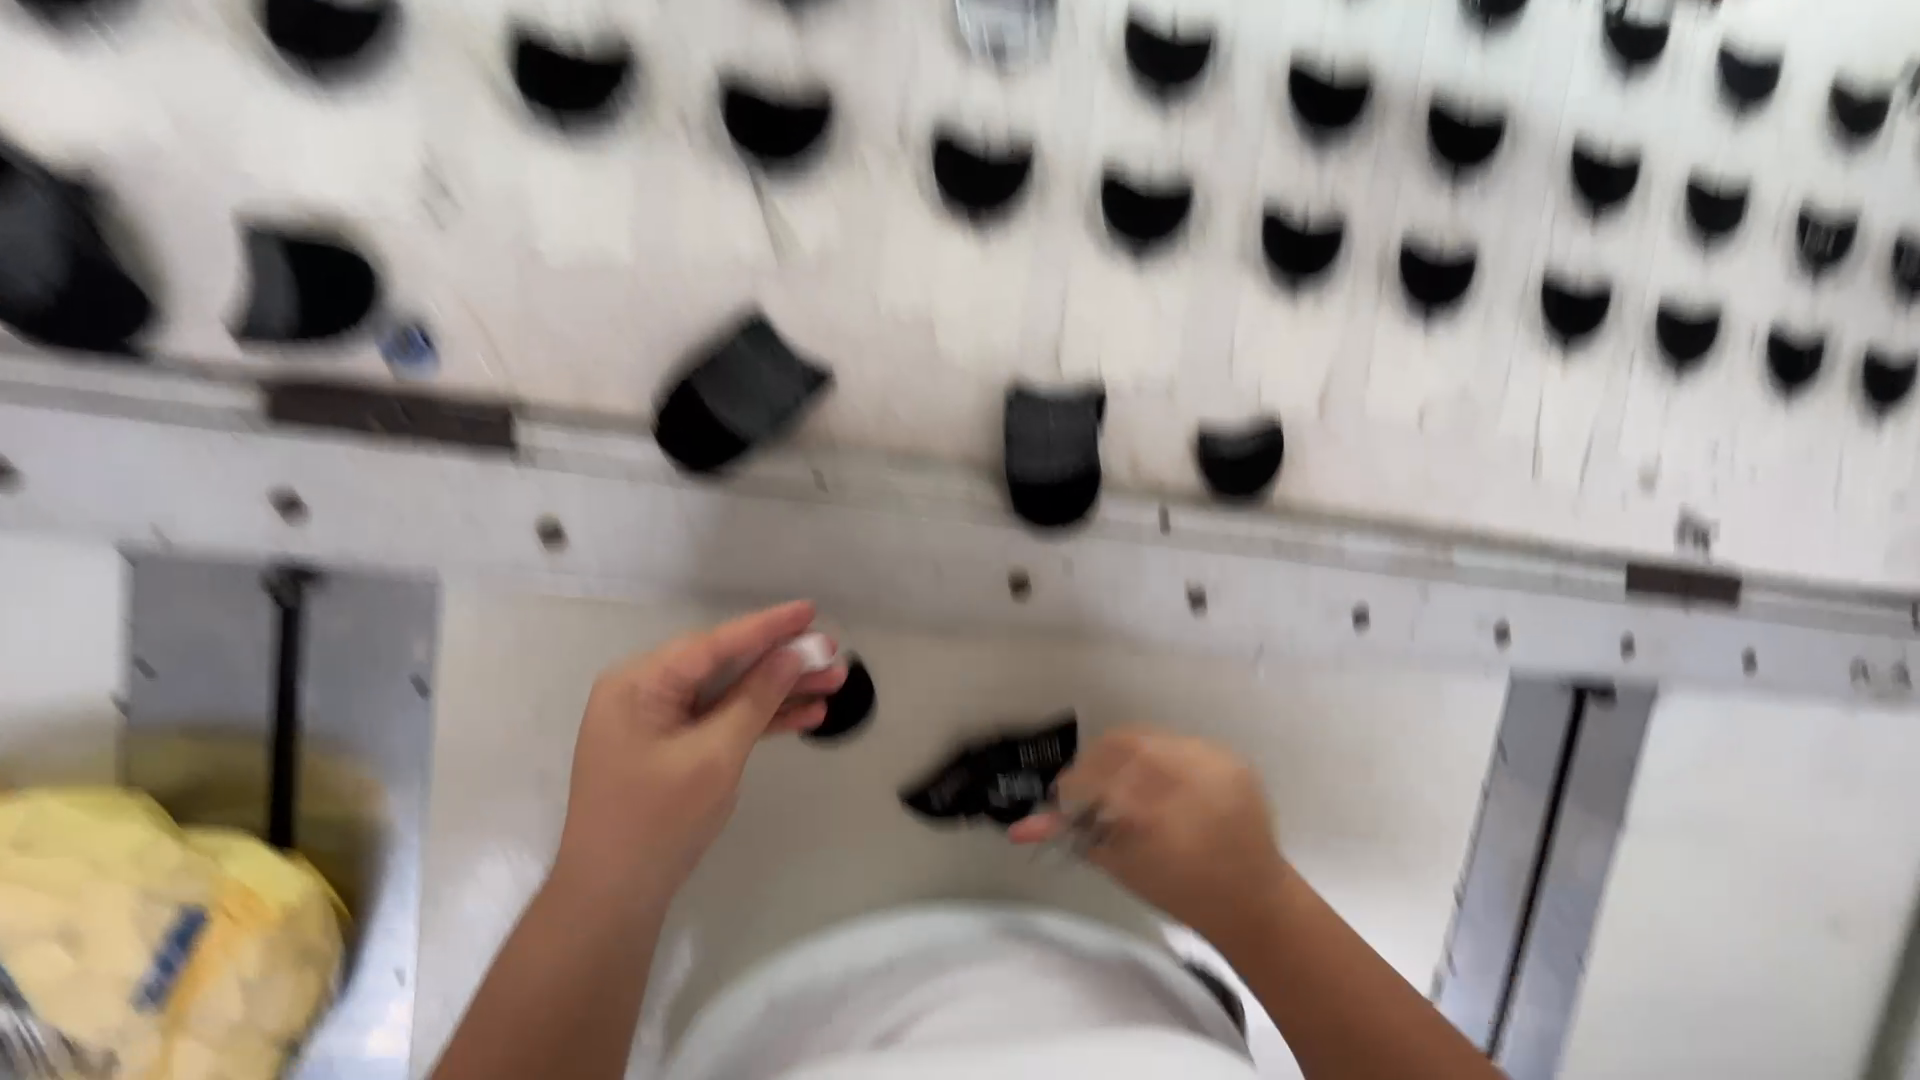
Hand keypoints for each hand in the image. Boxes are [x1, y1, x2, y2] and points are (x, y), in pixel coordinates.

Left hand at [554, 601, 847, 896]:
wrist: (613, 897)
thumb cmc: (658, 822)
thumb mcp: (715, 756)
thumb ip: (755, 699)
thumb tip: (793, 654)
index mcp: (640, 683)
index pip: (715, 644)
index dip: (768, 627)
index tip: (811, 610)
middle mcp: (646, 692)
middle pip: (726, 665)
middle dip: (782, 662)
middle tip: (834, 655)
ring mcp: (660, 722)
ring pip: (730, 693)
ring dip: (780, 691)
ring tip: (834, 683)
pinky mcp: (673, 747)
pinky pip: (722, 721)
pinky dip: (760, 720)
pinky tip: (807, 716)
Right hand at [1009, 729, 1290, 941]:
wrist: (1252, 899)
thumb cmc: (1180, 892)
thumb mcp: (1120, 865)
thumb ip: (1070, 836)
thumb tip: (1018, 828)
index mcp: (1159, 815)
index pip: (1099, 778)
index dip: (1074, 783)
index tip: (1063, 796)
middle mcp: (1189, 780)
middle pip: (1124, 744)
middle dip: (1096, 760)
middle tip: (1086, 783)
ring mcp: (1214, 764)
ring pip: (1150, 737)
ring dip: (1124, 754)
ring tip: (1119, 779)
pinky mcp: (1230, 758)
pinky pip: (1179, 742)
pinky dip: (1158, 755)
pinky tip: (1155, 779)